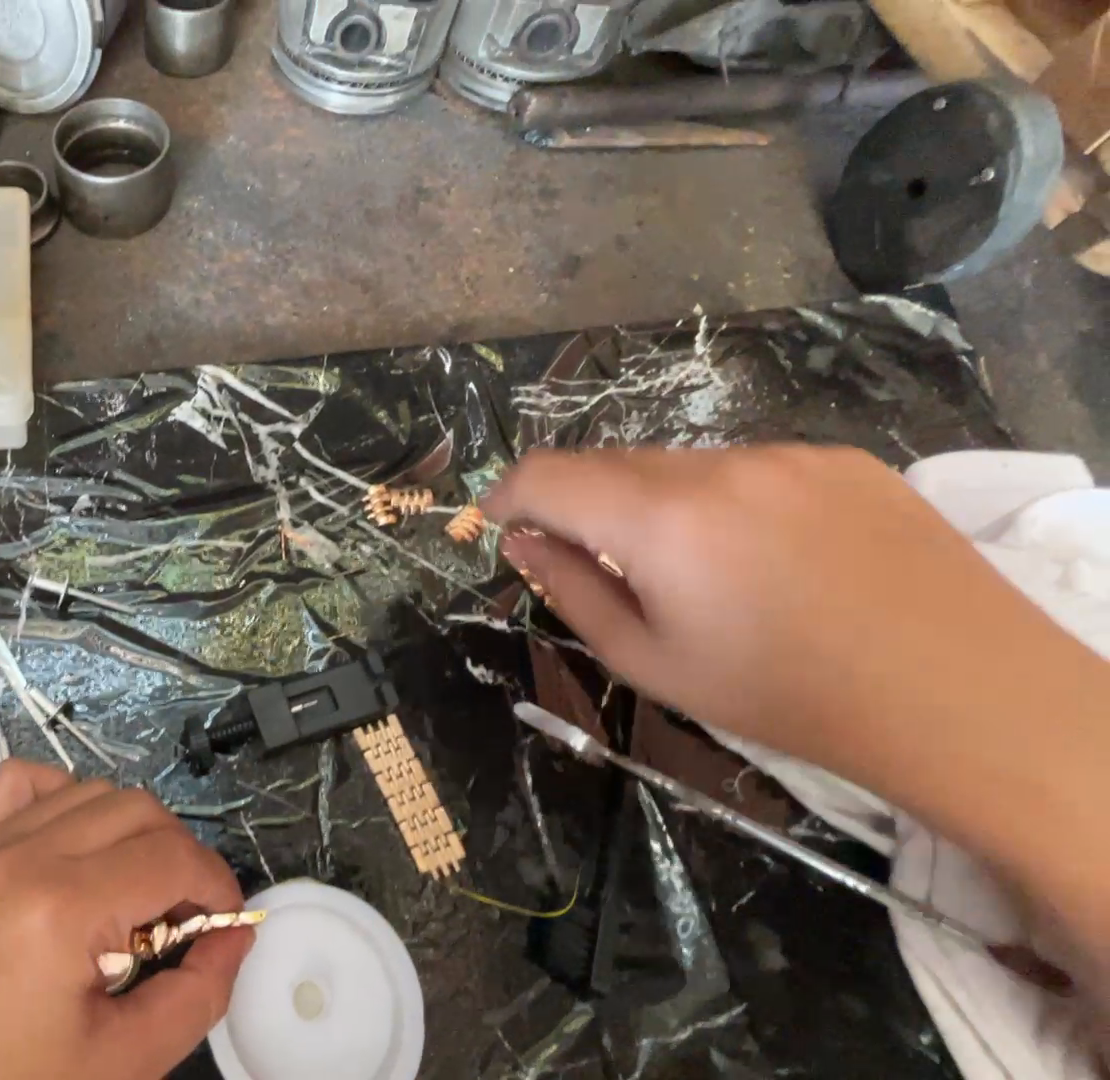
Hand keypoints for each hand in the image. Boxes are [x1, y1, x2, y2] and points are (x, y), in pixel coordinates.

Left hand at [0, 761, 252, 1079]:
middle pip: (139, 810)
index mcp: (62, 905)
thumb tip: (232, 940)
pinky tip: (74, 845)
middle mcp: (25, 852)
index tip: (225, 926)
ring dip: (132, 831)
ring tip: (133, 896)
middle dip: (180, 857)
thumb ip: (192, 998)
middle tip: (182, 923)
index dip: (217, 886)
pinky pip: (23, 783)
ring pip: (91, 790)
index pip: (172, 858)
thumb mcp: (115, 1066)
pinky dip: (65, 796)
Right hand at [482, 445, 1108, 794]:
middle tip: (584, 559)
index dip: (507, 492)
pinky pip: (740, 466)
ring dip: (644, 500)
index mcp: (662, 521)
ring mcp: (787, 454)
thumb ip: (568, 589)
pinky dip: (713, 498)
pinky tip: (755, 554)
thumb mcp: (648, 661)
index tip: (498, 521)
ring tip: (682, 567)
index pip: (547, 474)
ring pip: (673, 463)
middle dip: (574, 502)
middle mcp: (719, 466)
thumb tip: (521, 539)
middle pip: (606, 462)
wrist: (971, 702)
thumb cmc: (784, 697)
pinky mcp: (840, 458)